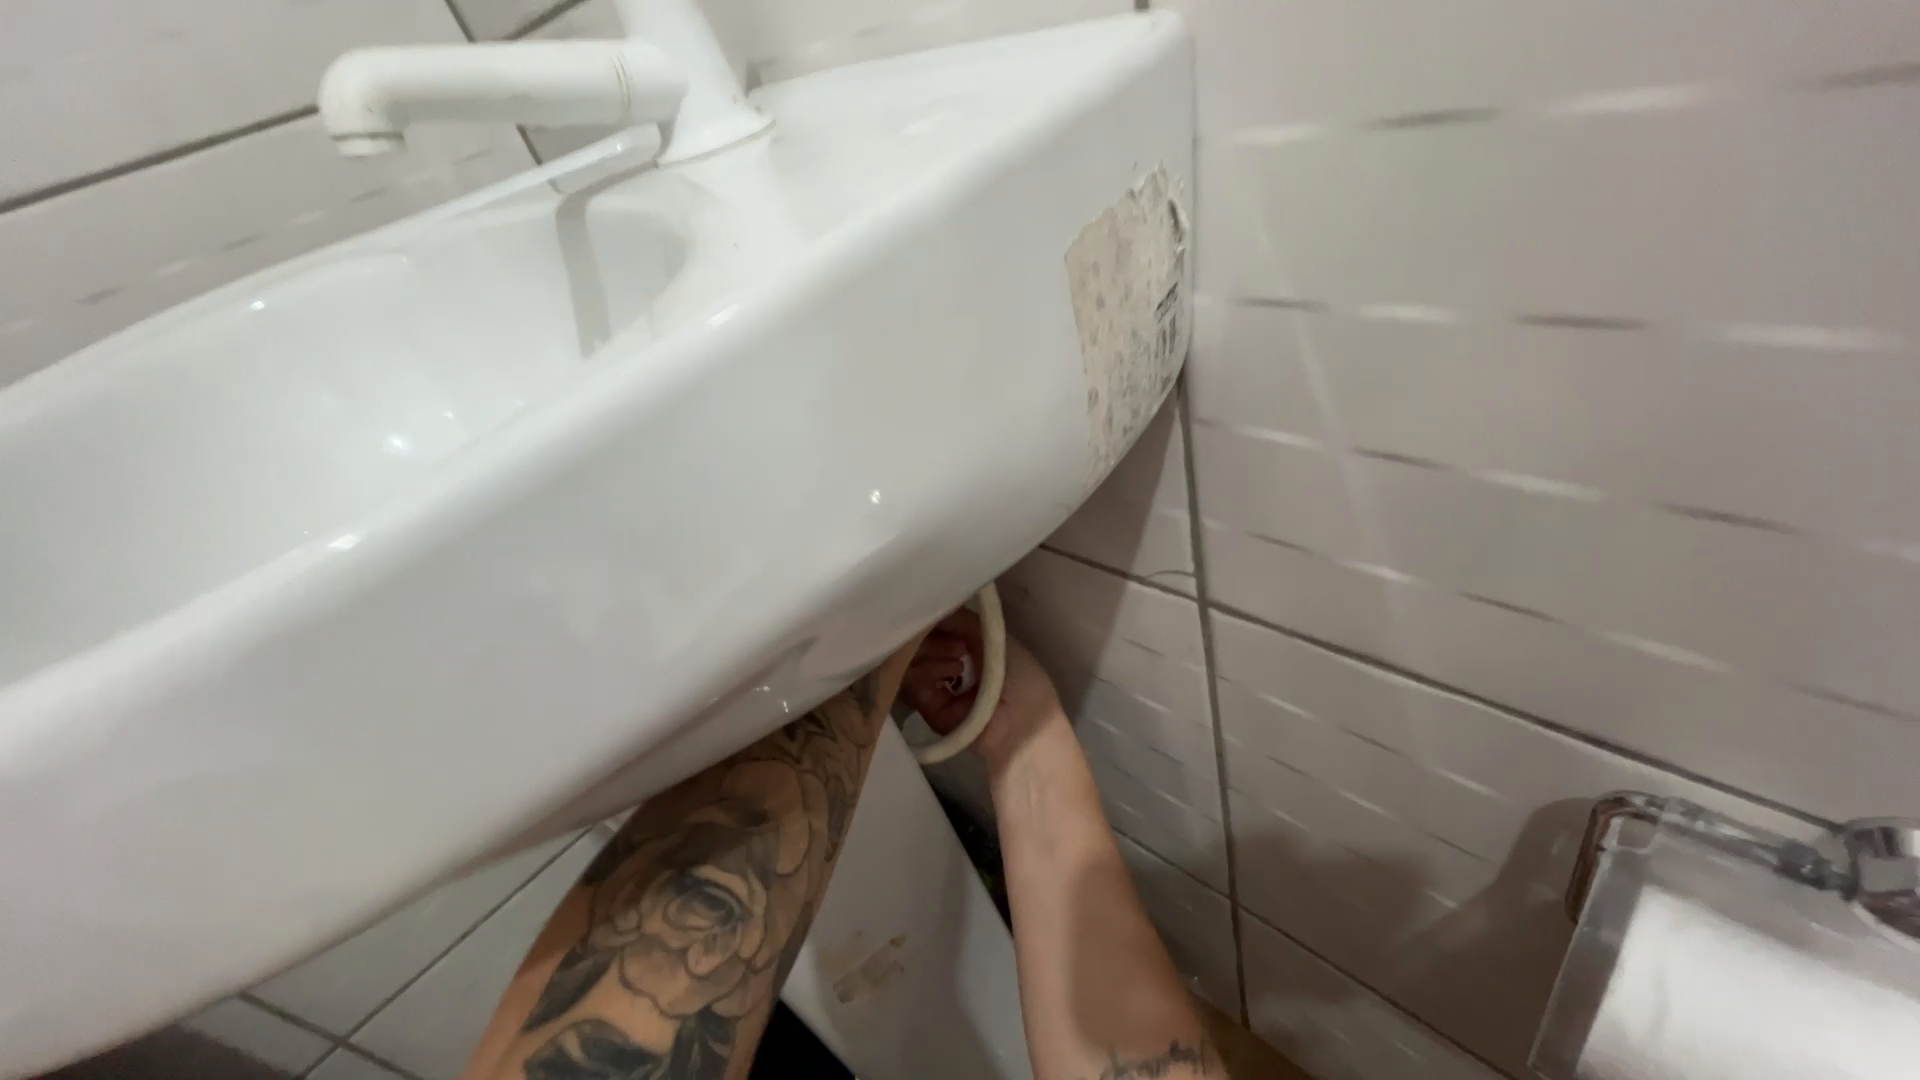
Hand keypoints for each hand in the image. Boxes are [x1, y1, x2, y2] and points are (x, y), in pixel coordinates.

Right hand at [901, 607, 1063, 772]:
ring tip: (958, 662)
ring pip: (912, 659)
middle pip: (921, 640)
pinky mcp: (928, 708)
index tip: (939, 613)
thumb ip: (966, 621)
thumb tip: (934, 607)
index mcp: (970, 648)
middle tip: (959, 646)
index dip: (936, 619)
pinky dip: (926, 673)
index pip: (939, 627)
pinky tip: (950, 675)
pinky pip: (912, 682)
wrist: (1024, 728)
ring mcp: (938, 687)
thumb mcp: (999, 640)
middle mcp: (950, 664)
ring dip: (932, 654)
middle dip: (934, 636)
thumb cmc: (1023, 680)